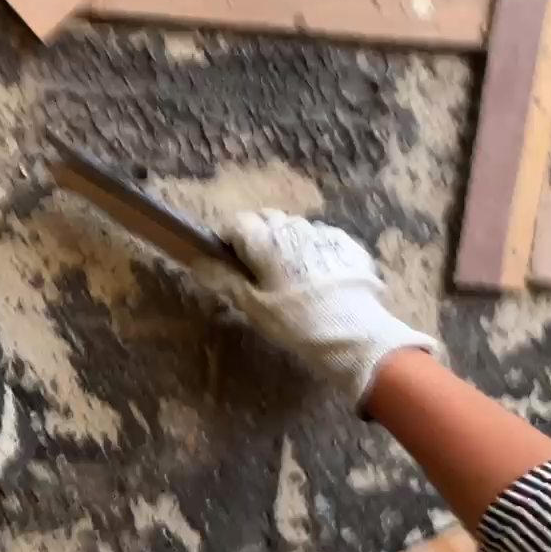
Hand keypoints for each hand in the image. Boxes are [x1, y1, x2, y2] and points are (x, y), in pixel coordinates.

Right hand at [224, 211, 438, 409]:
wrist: (354, 334)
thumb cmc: (294, 321)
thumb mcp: (251, 305)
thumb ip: (223, 279)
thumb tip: (196, 262)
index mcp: (265, 240)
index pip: (237, 222)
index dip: (228, 239)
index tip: (228, 262)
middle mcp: (293, 228)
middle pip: (266, 218)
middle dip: (255, 235)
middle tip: (254, 268)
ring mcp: (324, 234)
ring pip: (293, 226)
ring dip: (283, 241)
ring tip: (286, 273)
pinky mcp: (348, 245)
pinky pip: (320, 237)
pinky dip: (310, 249)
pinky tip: (315, 276)